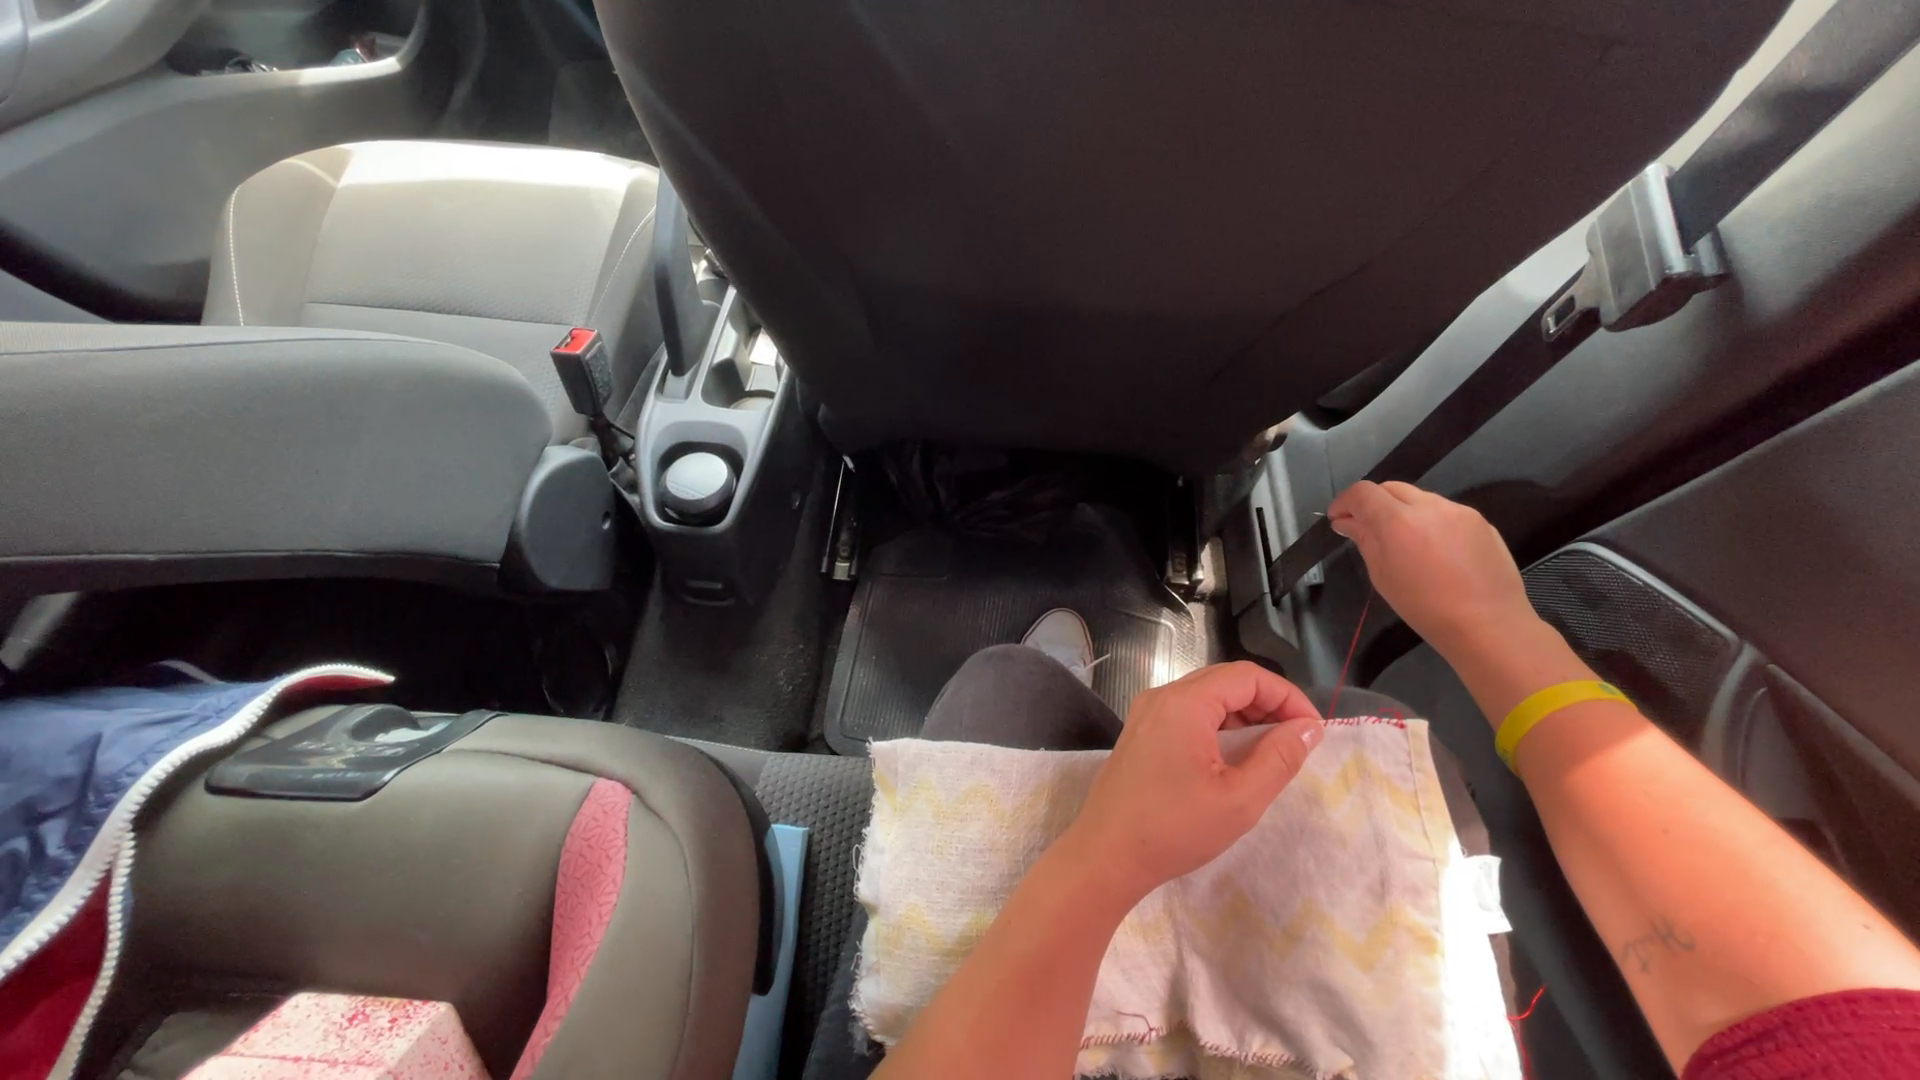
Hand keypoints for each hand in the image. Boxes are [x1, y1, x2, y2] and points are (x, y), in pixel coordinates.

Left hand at [1062, 662, 1323, 901]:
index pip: (1247, 676)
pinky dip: (1218, 726)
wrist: (1105, 855)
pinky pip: (1187, 714)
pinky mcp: (1141, 734)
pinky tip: (1235, 757)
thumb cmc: (1173, 829)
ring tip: (1272, 749)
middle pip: (1225, 681)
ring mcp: (1146, 714)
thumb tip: (1309, 728)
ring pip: (1206, 697)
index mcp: (1183, 703)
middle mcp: (1161, 697)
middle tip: (1297, 739)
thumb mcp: (1239, 799)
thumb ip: (1279, 758)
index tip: (1313, 730)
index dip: (1287, 696)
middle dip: (1268, 703)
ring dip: (1244, 715)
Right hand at [1327, 481, 1538, 658]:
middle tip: (1365, 527)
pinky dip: (1429, 521)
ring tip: (1402, 540)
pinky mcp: (1480, 521)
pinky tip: (1433, 549)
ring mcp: (1459, 511)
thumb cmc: (1425, 607)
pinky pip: (1444, 511)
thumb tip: (1347, 522)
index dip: (1345, 501)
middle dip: (1373, 503)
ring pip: (1419, 498)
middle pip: (1391, 488)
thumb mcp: (1382, 576)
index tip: (1338, 518)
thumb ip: (1364, 540)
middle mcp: (1429, 507)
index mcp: (1398, 521)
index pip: (1363, 492)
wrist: (1488, 624)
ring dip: (1402, 511)